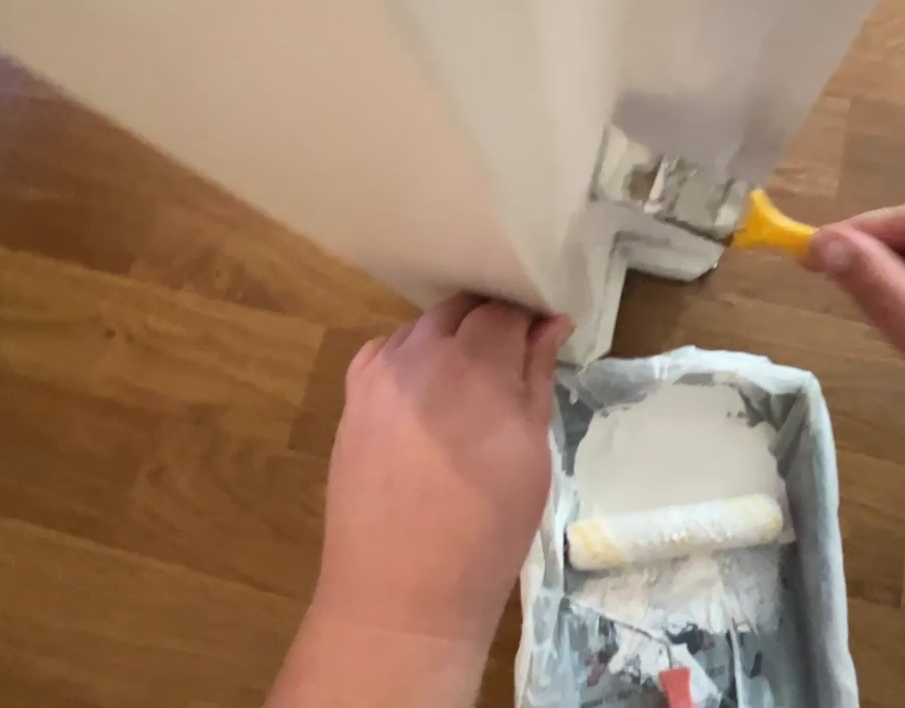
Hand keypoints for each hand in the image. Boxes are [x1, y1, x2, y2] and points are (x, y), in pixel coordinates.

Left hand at [311, 294, 571, 644]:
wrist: (403, 595)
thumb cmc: (489, 526)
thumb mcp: (533, 448)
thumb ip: (538, 374)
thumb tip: (552, 323)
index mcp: (475, 362)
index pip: (506, 308)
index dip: (529, 318)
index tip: (544, 336)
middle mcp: (422, 353)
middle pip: (462, 309)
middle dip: (491, 323)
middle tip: (511, 360)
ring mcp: (380, 373)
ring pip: (423, 327)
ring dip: (450, 338)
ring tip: (468, 382)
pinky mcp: (353, 397)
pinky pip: (386, 353)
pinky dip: (411, 357)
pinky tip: (425, 393)